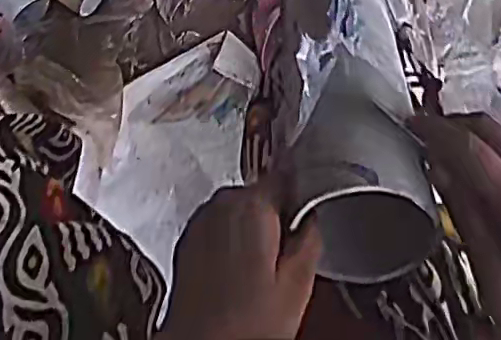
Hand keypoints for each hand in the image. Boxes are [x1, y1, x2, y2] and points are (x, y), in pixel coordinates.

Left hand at [161, 183, 320, 339]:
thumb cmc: (245, 325)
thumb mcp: (296, 287)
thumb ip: (309, 241)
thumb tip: (312, 219)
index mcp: (253, 204)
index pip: (283, 175)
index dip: (297, 194)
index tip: (304, 212)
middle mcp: (224, 201)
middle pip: (259, 193)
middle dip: (273, 217)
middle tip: (282, 257)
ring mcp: (202, 217)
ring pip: (237, 209)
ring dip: (249, 228)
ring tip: (257, 271)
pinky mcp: (188, 237)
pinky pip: (217, 225)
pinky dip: (227, 240)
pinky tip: (235, 274)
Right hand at [412, 114, 500, 339]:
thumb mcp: (493, 278)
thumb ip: (465, 216)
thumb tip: (436, 167)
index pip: (470, 146)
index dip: (435, 130)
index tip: (409, 123)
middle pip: (489, 130)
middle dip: (451, 124)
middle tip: (421, 131)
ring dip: (470, 137)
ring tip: (440, 152)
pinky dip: (488, 153)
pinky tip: (471, 172)